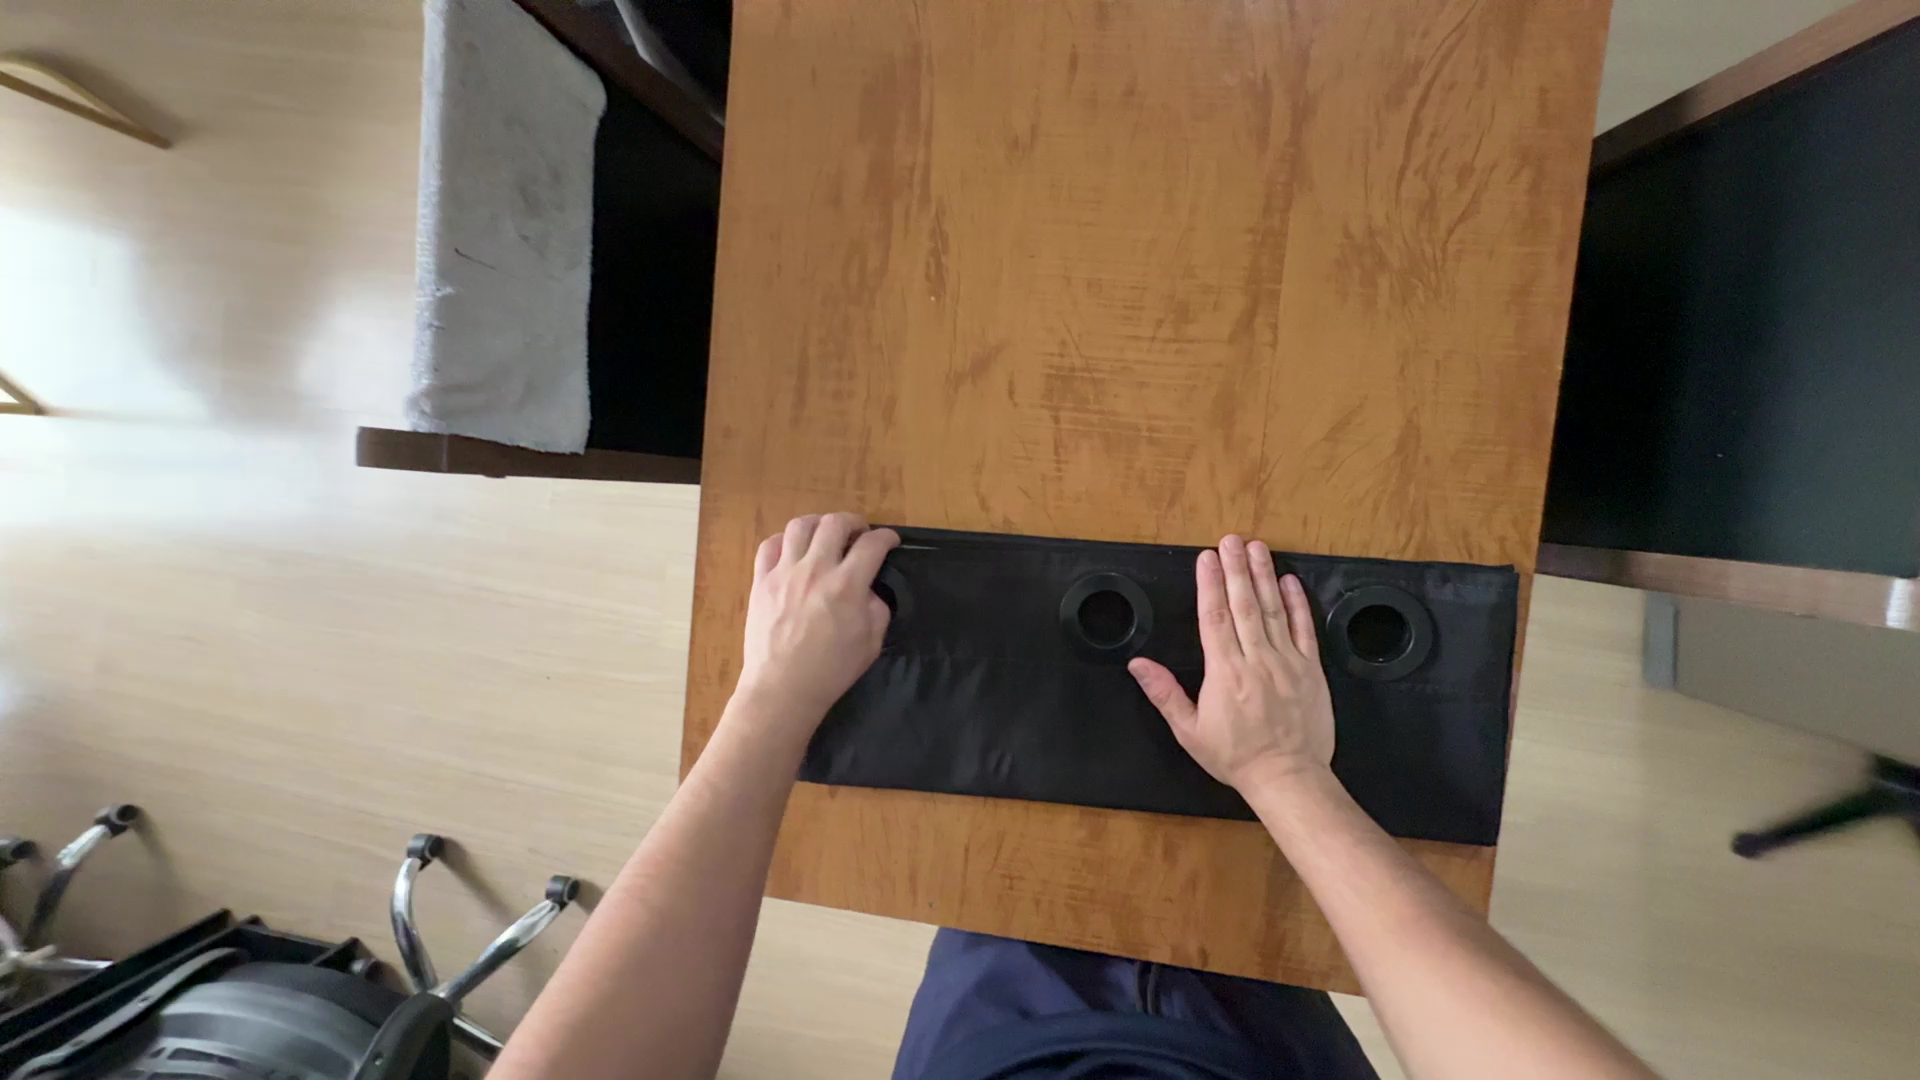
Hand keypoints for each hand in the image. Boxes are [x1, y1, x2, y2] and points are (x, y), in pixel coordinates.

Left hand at [735, 513, 899, 727]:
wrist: (782, 689)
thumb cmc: (831, 671)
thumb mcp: (872, 643)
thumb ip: (877, 608)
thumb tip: (869, 590)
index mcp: (847, 586)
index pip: (872, 545)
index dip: (886, 537)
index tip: (890, 540)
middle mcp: (815, 570)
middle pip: (835, 523)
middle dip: (854, 522)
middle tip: (859, 534)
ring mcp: (784, 573)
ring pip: (800, 525)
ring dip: (818, 524)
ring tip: (825, 536)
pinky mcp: (761, 582)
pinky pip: (769, 546)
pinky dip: (784, 541)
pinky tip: (792, 551)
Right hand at [1128, 535, 1334, 791]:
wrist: (1288, 778)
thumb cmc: (1235, 756)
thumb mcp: (1189, 731)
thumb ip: (1164, 693)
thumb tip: (1137, 664)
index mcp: (1224, 672)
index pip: (1214, 618)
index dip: (1209, 584)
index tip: (1206, 558)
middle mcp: (1256, 660)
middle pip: (1244, 605)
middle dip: (1236, 569)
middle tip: (1231, 540)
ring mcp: (1287, 662)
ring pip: (1273, 610)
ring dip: (1264, 576)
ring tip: (1257, 548)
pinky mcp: (1311, 670)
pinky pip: (1304, 630)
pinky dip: (1298, 604)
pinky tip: (1290, 581)